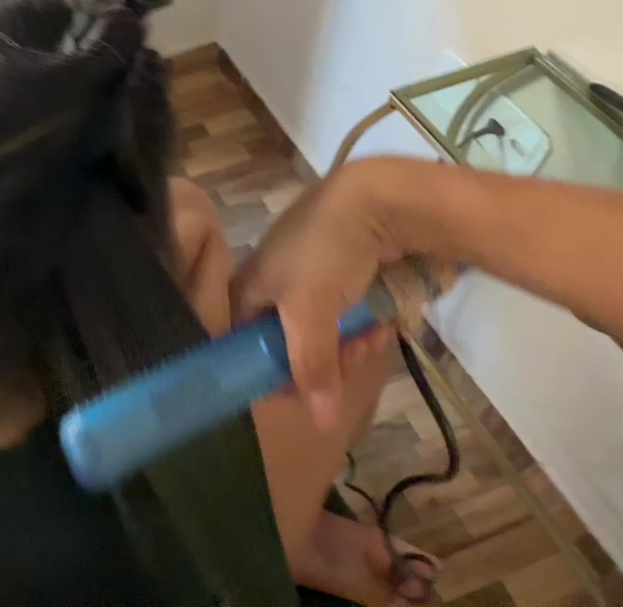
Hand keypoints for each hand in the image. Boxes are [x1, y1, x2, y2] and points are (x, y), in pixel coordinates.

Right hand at [234, 159, 416, 427]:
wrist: (375, 199)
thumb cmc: (325, 251)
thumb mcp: (310, 312)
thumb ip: (311, 367)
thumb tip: (320, 423)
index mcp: (248, 285)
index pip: (242, 342)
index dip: (267, 371)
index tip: (301, 392)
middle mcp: (271, 281)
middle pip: (286, 341)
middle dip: (320, 359)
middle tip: (348, 362)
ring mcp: (306, 275)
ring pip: (320, 331)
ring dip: (346, 345)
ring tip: (372, 339)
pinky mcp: (339, 271)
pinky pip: (342, 313)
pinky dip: (359, 324)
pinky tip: (380, 325)